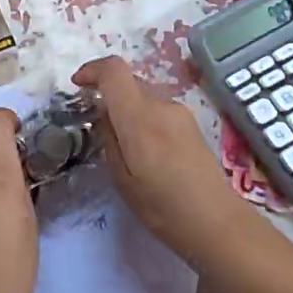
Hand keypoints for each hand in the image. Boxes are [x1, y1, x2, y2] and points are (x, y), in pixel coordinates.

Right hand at [73, 56, 260, 263]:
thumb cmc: (161, 206)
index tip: (78, 85)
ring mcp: (181, 113)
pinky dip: (144, 119)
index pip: (114, 70)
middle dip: (108, 95)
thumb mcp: (121, 177)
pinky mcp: (192, 125)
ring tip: (122, 145)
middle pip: (129, 82)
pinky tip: (144, 151)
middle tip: (96, 124)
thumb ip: (109, 138)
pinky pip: (159, 110)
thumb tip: (103, 113)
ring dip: (128, 110)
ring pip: (144, 97)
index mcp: (140, 118)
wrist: (214, 222)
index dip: (92, 70)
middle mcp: (162, 106)